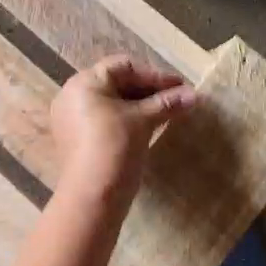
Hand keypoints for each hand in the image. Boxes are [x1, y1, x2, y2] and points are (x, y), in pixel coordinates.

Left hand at [51, 55, 198, 203]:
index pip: (124, 67)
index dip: (155, 76)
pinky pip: (104, 120)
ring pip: (112, 103)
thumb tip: (194, 94)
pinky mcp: (76, 140)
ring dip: (140, 106)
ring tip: (166, 114)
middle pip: (117, 83)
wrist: (91, 198)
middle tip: (176, 99)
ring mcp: (72, 119)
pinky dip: (126, 120)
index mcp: (84, 82)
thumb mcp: (143, 121)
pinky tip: (147, 129)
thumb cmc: (115, 147)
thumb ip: (167, 103)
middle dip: (149, 91)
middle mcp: (73, 95)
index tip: (180, 86)